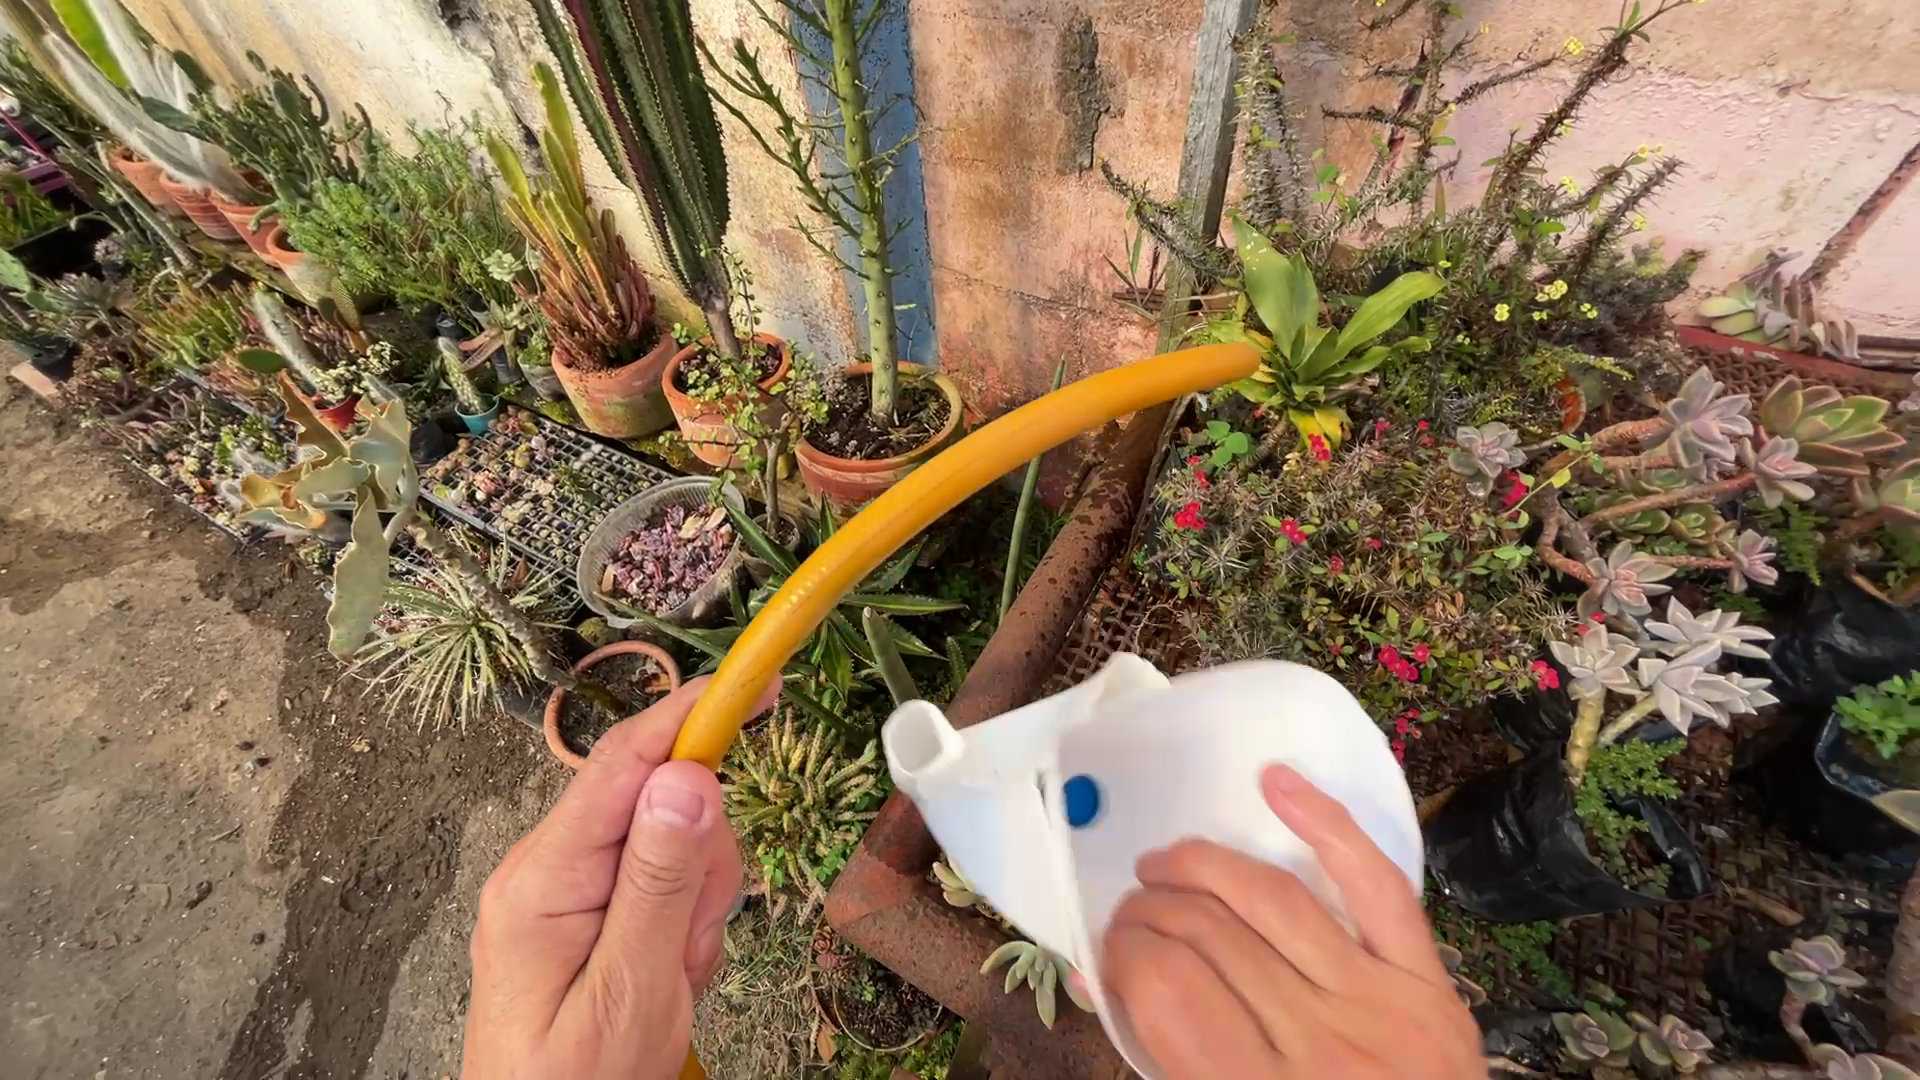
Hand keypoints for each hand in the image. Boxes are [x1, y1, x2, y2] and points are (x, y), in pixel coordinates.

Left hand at [462, 675, 776, 1079]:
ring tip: (679, 965)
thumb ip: (660, 881)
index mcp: (545, 876)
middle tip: (695, 936)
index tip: (758, 686)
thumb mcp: (631, 992)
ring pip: (678, 834)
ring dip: (700, 893)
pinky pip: (671, 868)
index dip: (691, 712)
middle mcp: (554, 860)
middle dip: (702, 855)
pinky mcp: (599, 896)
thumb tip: (689, 773)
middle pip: (661, 797)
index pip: (623, 762)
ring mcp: (577, 878)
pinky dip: (692, 909)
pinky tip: (673, 962)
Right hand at [1101, 763, 1481, 1078]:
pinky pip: (1376, 884)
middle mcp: (1327, 1052)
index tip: (1111, 947)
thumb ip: (1153, 1052)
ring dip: (1198, 863)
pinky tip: (1275, 783)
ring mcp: (1386, 1010)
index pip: (1164, 984)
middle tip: (1132, 912)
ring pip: (1268, 894)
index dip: (1121, 951)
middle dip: (1147, 909)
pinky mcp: (1431, 984)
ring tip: (1164, 867)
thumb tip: (1091, 972)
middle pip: (1206, 931)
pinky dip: (1325, 823)